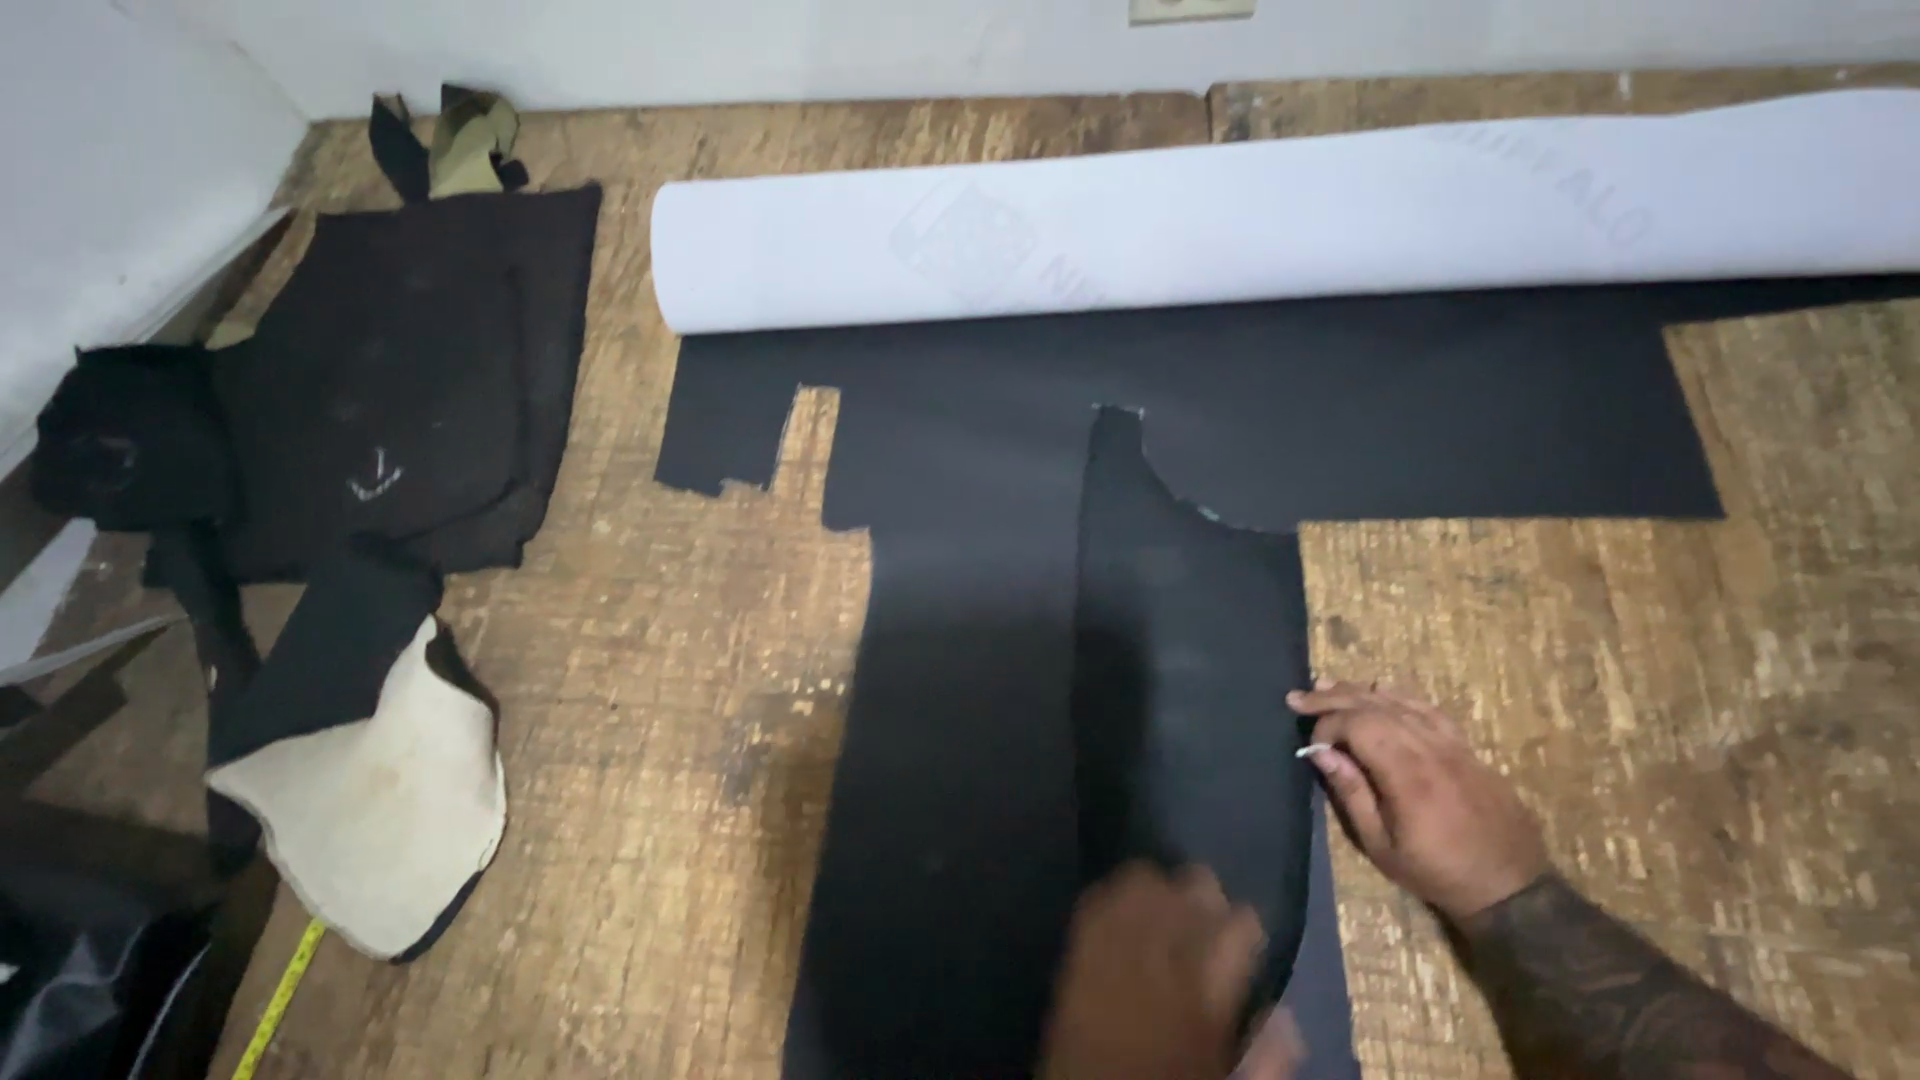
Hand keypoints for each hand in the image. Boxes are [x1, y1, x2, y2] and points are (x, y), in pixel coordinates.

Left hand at [1040, 863, 1302, 1079]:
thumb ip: (1265, 1055)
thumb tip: (1282, 1017)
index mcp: (1207, 989)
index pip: (1241, 923)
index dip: (1244, 928)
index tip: (1241, 941)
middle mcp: (1164, 953)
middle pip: (1194, 885)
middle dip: (1204, 896)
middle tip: (1202, 919)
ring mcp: (1116, 943)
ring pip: (1144, 882)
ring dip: (1158, 891)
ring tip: (1161, 909)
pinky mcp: (1079, 947)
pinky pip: (1098, 900)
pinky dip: (1114, 896)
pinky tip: (1121, 909)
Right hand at [1287, 680, 1549, 922]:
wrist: (1509, 887)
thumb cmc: (1435, 872)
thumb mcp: (1380, 845)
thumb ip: (1350, 792)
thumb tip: (1320, 752)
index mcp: (1408, 777)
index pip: (1359, 726)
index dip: (1327, 726)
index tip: (1312, 747)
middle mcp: (1432, 751)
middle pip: (1376, 706)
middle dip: (1333, 698)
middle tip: (1298, 698)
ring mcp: (1454, 746)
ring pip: (1401, 702)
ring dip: (1360, 692)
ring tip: (1327, 685)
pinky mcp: (1467, 748)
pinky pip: (1430, 709)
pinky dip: (1399, 696)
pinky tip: (1380, 690)